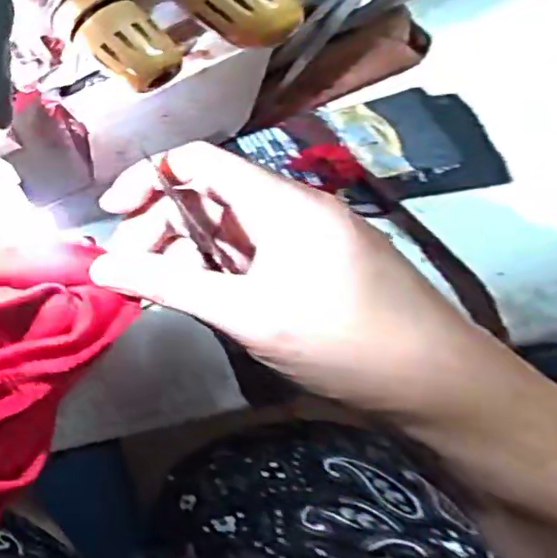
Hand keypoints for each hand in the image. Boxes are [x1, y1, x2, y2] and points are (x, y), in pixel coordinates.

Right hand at [89, 143, 512, 426]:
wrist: (456, 396)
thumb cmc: (349, 343)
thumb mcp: (246, 314)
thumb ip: (166, 284)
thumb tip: (99, 268)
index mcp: (279, 204)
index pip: (194, 161)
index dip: (145, 178)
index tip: (113, 214)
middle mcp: (288, 209)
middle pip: (198, 196)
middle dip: (154, 227)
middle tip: (130, 271)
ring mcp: (300, 238)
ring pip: (215, 226)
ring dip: (177, 252)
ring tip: (157, 291)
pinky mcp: (307, 265)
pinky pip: (239, 252)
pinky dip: (206, 268)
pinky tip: (192, 296)